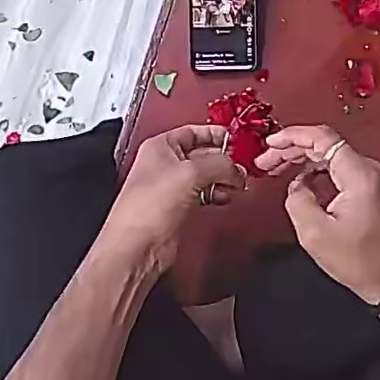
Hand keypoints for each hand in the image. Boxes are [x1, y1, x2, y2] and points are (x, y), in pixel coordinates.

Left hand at [98, 125, 246, 275]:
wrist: (137, 248)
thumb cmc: (147, 208)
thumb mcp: (190, 173)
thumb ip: (219, 164)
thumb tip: (235, 167)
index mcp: (160, 147)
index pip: (193, 131)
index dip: (215, 133)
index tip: (235, 139)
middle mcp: (166, 165)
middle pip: (203, 154)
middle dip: (224, 159)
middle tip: (241, 165)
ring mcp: (173, 187)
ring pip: (207, 175)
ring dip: (224, 178)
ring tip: (237, 182)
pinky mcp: (180, 207)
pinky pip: (205, 194)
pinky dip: (218, 193)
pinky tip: (226, 196)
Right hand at [256, 126, 379, 303]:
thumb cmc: (358, 261)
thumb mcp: (314, 233)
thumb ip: (297, 199)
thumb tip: (295, 185)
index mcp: (359, 175)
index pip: (323, 138)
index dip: (293, 136)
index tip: (270, 143)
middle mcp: (367, 170)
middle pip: (324, 144)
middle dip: (292, 148)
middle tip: (265, 160)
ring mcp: (369, 177)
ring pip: (329, 155)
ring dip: (301, 158)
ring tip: (274, 167)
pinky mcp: (366, 187)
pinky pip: (336, 168)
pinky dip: (314, 170)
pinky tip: (297, 179)